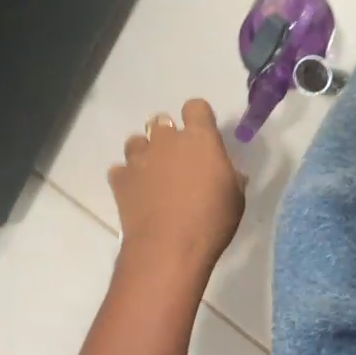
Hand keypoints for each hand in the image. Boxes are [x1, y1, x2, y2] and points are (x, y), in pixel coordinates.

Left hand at [108, 99, 244, 277]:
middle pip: (161, 121)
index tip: (203, 136)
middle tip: (178, 162)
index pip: (196, 107)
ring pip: (137, 141)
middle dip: (168, 136)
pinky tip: (138, 195)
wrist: (169, 248)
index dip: (198, 118)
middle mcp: (166, 140)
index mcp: (200, 139)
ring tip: (154, 177)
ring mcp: (138, 158)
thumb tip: (228, 172)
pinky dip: (128, 178)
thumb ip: (230, 177)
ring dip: (145, 153)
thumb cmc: (212, 221)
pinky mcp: (119, 179)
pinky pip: (121, 170)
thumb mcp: (236, 199)